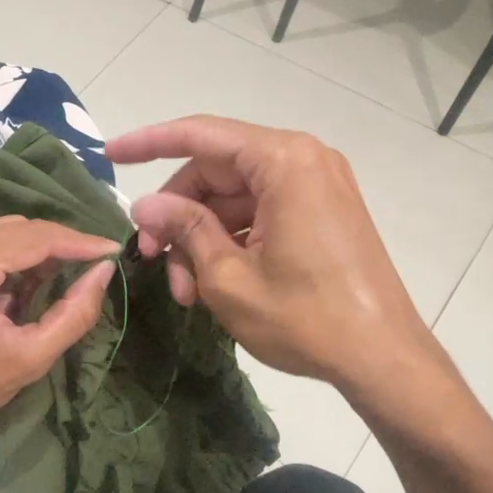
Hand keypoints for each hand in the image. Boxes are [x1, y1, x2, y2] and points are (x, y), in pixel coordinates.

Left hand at [0, 216, 117, 440]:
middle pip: (17, 228)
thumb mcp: (28, 358)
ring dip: (38, 248)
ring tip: (67, 273)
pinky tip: (32, 278)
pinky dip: (13, 254)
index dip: (77, 241)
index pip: (31, 239)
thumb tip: (104, 269)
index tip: (113, 248)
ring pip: (2, 230)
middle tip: (95, 263)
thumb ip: (73, 314)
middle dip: (60, 243)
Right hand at [106, 115, 448, 398]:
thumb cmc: (304, 317)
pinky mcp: (320, 214)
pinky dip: (228, 242)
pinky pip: (258, 213)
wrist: (382, 358)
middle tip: (150, 259)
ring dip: (200, 238)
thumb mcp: (229, 278)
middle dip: (177, 215)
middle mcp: (303, 161)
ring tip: (185, 291)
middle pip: (215, 171)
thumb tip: (145, 204)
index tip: (109, 154)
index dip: (149, 143)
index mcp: (284, 163)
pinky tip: (210, 285)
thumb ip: (184, 230)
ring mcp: (316, 187)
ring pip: (233, 198)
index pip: (201, 135)